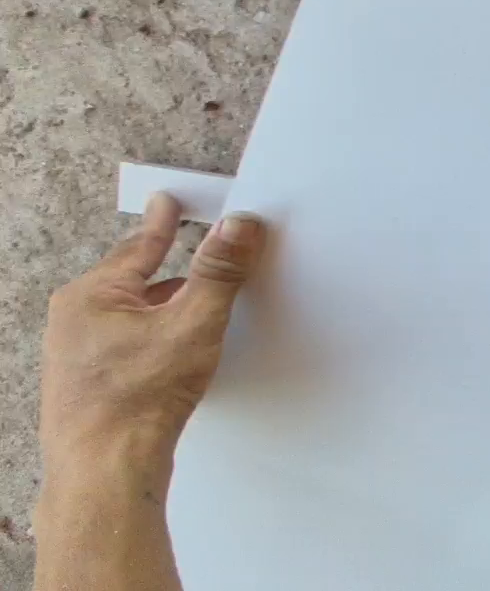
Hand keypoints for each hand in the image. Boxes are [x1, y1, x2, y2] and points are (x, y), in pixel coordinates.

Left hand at [39, 193, 264, 475]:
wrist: (106, 462)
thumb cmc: (140, 394)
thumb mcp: (196, 319)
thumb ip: (220, 269)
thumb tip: (238, 225)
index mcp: (92, 297)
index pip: (140, 246)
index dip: (164, 222)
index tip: (169, 201)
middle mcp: (75, 318)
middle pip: (136, 276)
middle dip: (171, 262)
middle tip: (195, 244)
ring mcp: (77, 349)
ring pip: (136, 307)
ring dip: (170, 299)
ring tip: (201, 300)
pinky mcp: (90, 373)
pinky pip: (132, 332)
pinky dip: (161, 324)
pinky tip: (182, 339)